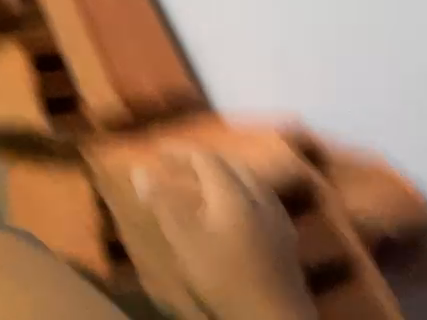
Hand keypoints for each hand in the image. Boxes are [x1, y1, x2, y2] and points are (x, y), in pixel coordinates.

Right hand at [133, 148, 315, 319]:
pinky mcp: (287, 240)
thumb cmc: (223, 276)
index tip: (157, 152)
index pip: (205, 157)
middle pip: (232, 165)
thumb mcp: (183, 239)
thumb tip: (139, 169)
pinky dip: (243, 192)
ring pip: (251, 181)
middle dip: (204, 159)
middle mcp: (258, 199)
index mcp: (232, 194)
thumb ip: (162, 201)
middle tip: (180, 164)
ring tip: (205, 182)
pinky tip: (236, 210)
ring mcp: (277, 220)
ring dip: (226, 174)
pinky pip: (263, 200)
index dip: (179, 151)